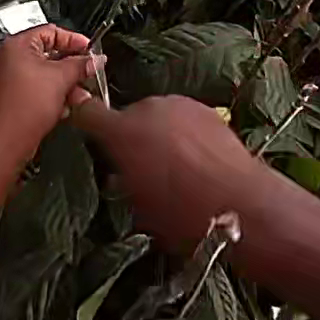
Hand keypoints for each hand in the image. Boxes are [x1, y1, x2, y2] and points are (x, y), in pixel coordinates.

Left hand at [0, 25, 103, 170]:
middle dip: (71, 65)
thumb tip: (94, 60)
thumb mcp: (61, 79)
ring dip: (65, 82)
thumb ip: (81, 65)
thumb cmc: (23, 109)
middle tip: (87, 70)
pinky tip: (66, 104)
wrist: (6, 143)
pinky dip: (53, 92)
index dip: (74, 40)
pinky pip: (37, 87)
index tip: (89, 49)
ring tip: (80, 92)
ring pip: (44, 72)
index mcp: (17, 45)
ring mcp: (9, 77)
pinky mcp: (12, 96)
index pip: (51, 31)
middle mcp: (9, 58)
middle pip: (48, 52)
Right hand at [69, 94, 285, 253]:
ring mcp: (178, 103)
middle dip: (130, 135)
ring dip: (158, 131)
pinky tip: (196, 156)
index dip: (82, 116)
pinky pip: (182, 116)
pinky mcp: (203, 107)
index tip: (79, 120)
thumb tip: (121, 170)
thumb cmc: (182, 216)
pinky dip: (182, 130)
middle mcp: (148, 108)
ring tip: (173, 161)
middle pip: (128, 116)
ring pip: (157, 115)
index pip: (88, 112)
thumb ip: (122, 177)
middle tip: (140, 164)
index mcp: (123, 132)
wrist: (239, 203)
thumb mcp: (139, 205)